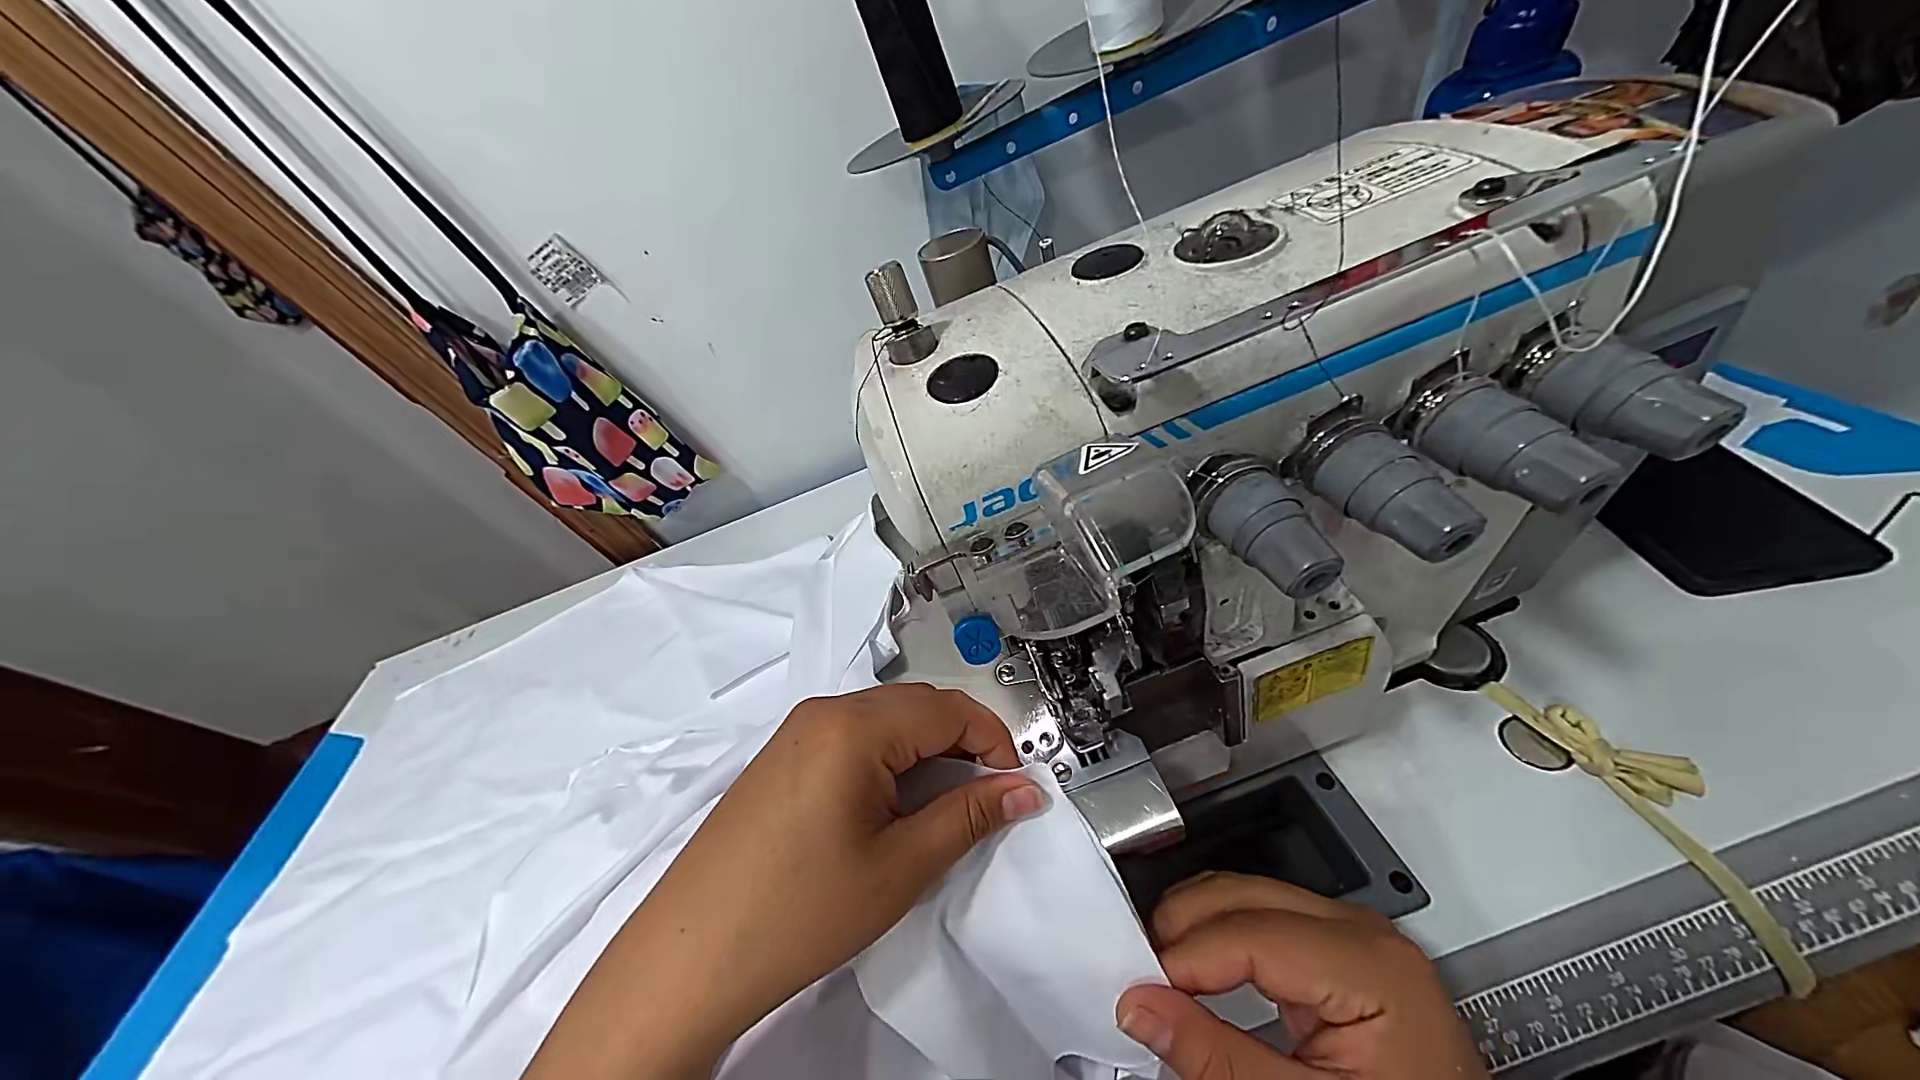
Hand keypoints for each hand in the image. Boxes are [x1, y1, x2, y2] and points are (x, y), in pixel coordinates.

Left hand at [523, 683, 1043, 1079]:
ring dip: (924, 752)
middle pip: (917, 706)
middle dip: (961, 744)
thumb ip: (969, 817)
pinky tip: (888, 807)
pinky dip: (888, 759)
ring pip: (887, 720)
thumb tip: (1022, 790)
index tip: (1013, 787)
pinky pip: (853, 736)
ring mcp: (798, 730)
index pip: (949, 708)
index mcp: (854, 726)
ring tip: (938, 809)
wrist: (691, 953)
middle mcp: (823, 712)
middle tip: (982, 800)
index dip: (993, 742)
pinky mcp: (783, 754)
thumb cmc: (799, 910)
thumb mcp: (900, 865)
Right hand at [1117, 873, 1487, 1079]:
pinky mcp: (1334, 950)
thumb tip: (1144, 1007)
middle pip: (1241, 895)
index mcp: (1373, 965)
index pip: (1250, 933)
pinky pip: (1258, 918)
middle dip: (1180, 928)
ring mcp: (1350, 936)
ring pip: (1242, 896)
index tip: (1143, 991)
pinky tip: (1195, 972)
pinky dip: (1216, 939)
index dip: (1185, 958)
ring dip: (1192, 929)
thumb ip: (1220, 1059)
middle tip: (1141, 977)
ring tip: (1161, 978)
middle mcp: (1363, 933)